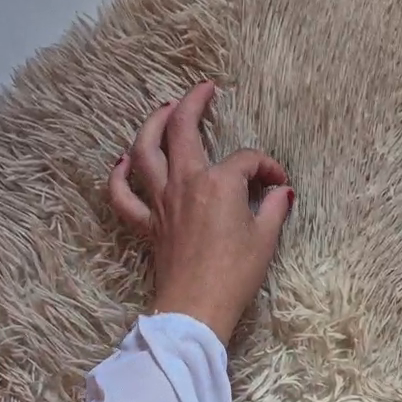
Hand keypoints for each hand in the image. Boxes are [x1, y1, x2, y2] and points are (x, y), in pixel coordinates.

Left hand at [107, 81, 292, 343]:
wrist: (197, 309)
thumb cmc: (235, 276)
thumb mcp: (265, 239)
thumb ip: (273, 208)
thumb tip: (281, 192)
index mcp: (219, 183)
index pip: (245, 161)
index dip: (266, 168)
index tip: (279, 185)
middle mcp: (185, 183)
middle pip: (182, 130)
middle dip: (193, 103)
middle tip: (204, 91)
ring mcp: (161, 202)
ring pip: (144, 151)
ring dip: (151, 124)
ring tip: (162, 109)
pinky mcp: (148, 225)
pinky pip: (123, 196)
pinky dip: (119, 176)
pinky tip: (122, 163)